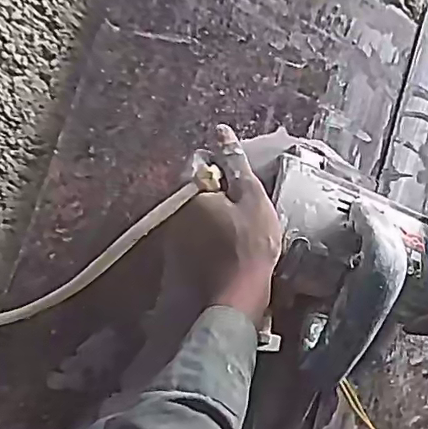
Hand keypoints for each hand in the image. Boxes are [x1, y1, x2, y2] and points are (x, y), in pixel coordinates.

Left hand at [173, 124, 281, 322]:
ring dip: (212, 221)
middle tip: (244, 213)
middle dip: (216, 197)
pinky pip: (195, 241)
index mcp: (191, 191)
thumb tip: (222, 132)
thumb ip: (237, 165)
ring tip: (238, 234)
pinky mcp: (178, 261)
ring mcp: (174, 238)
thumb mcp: (253, 199)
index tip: (243, 190)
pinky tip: (227, 253)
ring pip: (195, 218)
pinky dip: (208, 242)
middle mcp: (175, 211)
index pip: (202, 166)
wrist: (237, 296)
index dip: (225, 174)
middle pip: (197, 193)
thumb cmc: (251, 244)